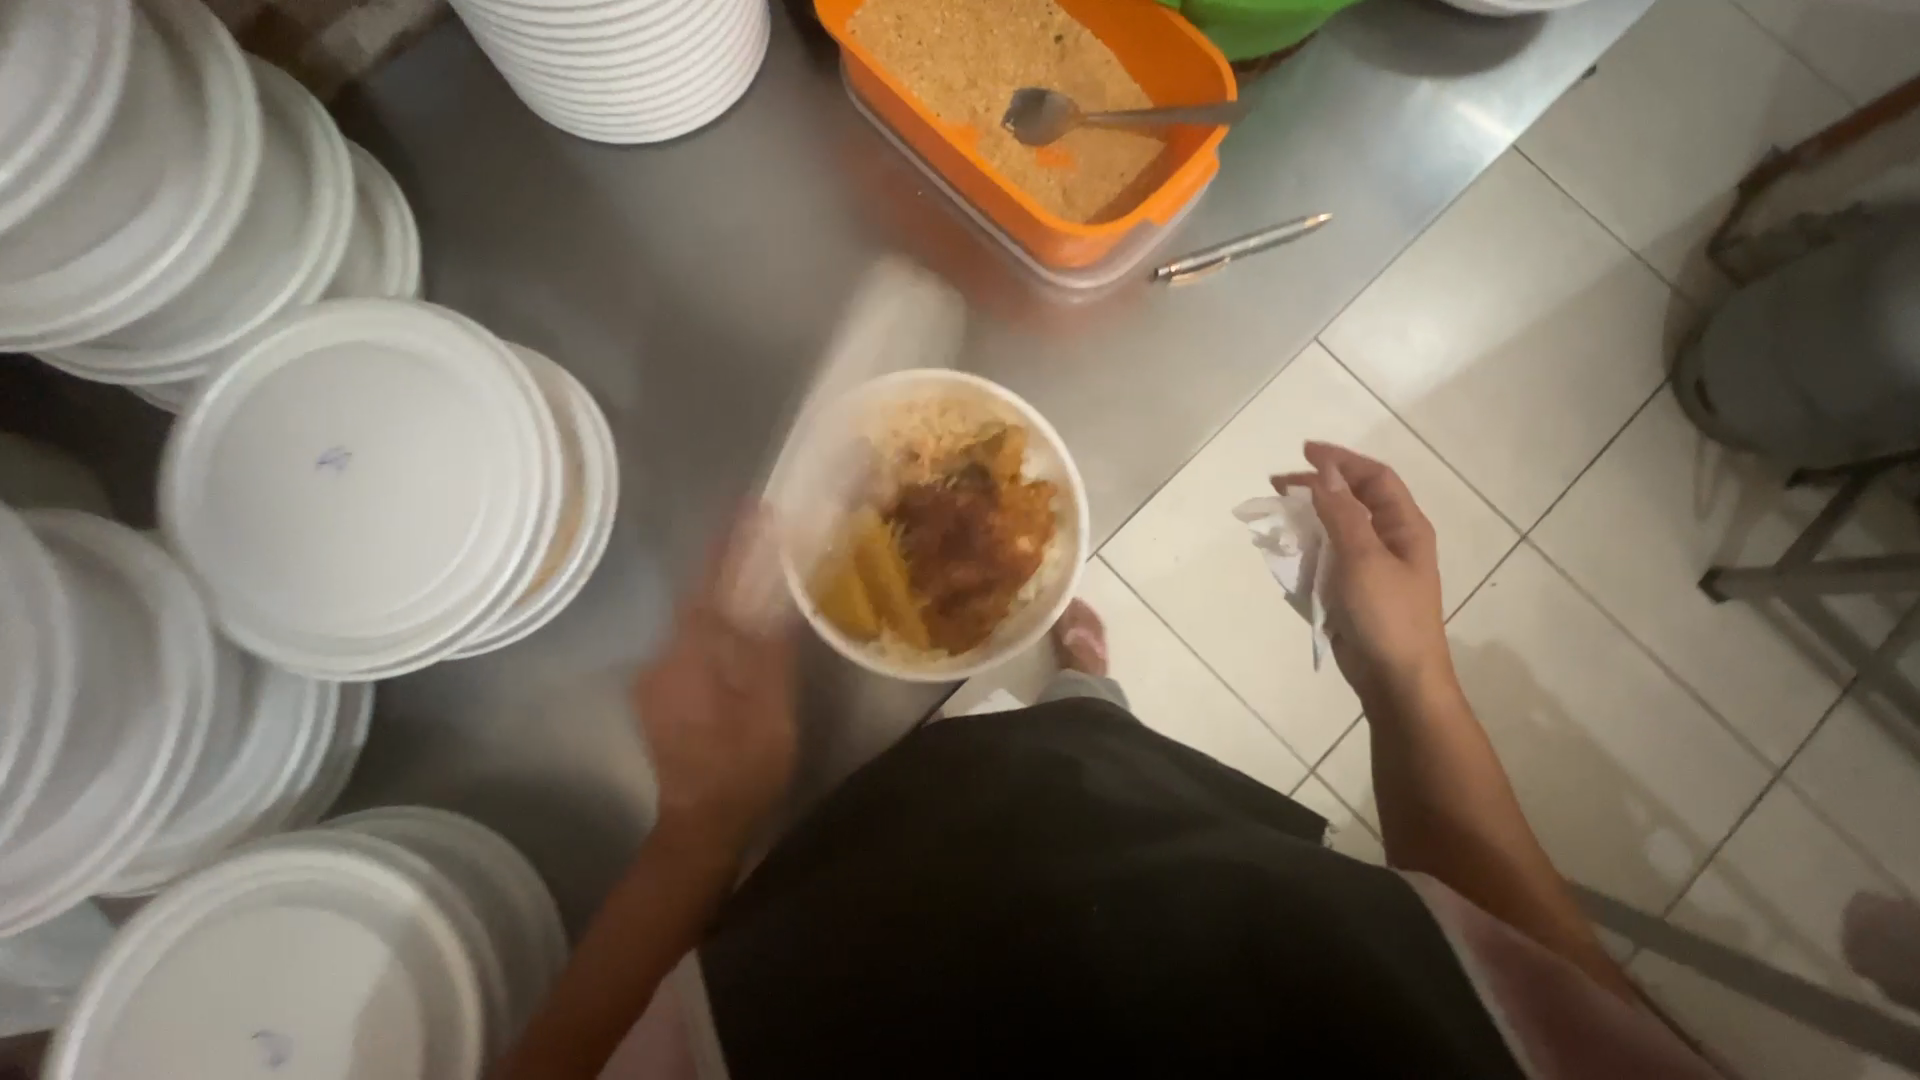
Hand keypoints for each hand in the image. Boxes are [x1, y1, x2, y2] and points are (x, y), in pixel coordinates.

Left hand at [633, 509, 797, 860]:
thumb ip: (770, 647)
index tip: (750, 508)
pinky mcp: (659, 698)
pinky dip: (715, 634)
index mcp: (691, 656)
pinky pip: (691, 649)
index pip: (712, 584)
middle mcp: (662, 659)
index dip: (730, 545)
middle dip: (731, 571)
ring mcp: (656, 680)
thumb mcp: (772, 706)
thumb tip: (774, 593)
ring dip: (725, 604)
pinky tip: (738, 643)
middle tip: (767, 548)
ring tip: (760, 591)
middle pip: (701, 601)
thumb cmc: (745, 765)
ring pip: (695, 627)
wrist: (702, 825)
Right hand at [1273, 442, 1450, 706]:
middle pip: (1354, 499)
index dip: (1340, 460)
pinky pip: (1328, 555)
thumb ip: (1342, 514)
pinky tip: (1287, 546)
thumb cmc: (1387, 615)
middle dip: (1319, 486)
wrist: (1397, 678)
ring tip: (1277, 511)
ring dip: (1309, 514)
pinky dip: (1307, 544)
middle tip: (1278, 484)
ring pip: (1338, 526)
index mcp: (1405, 527)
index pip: (1374, 478)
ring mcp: (1372, 566)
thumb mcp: (1363, 559)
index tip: (1303, 452)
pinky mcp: (1354, 588)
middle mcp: (1391, 540)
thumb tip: (1326, 473)